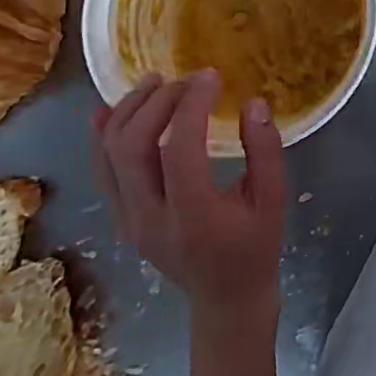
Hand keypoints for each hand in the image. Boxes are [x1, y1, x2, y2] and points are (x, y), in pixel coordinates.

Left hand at [92, 70, 288, 317]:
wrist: (225, 298)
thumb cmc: (255, 249)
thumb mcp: (273, 200)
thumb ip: (265, 151)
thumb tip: (253, 102)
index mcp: (195, 219)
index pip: (180, 150)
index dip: (191, 106)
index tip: (209, 77)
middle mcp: (151, 220)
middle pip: (133, 147)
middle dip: (157, 102)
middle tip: (184, 79)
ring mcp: (128, 221)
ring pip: (110, 154)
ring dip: (128, 111)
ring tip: (154, 82)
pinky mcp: (119, 220)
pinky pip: (102, 171)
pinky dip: (103, 136)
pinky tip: (110, 109)